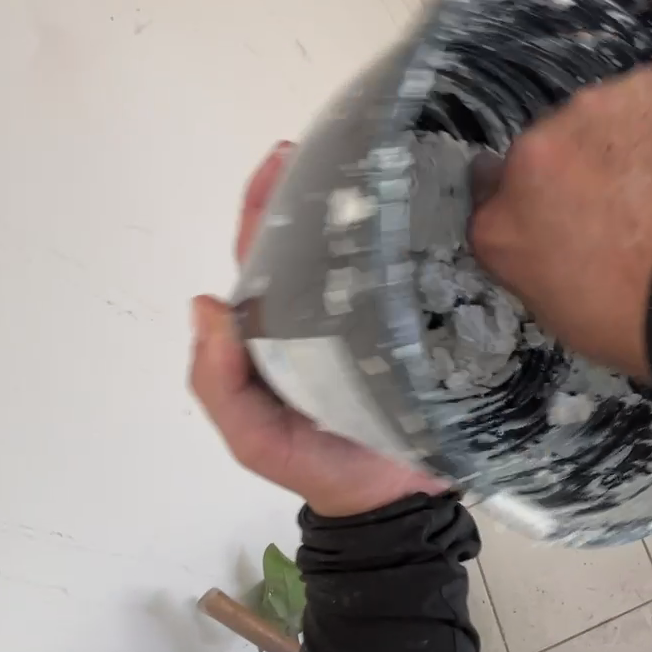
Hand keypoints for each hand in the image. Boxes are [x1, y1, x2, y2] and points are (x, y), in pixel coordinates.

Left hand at [191, 145, 447, 516]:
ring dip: (381, 214)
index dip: (267, 205)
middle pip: (320, 244)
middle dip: (327, 192)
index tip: (284, 158)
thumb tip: (206, 304)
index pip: (266, 257)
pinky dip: (429, 253)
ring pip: (373, 258)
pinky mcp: (424, 334)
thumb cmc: (317, 467)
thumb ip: (217, 382)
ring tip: (400, 173)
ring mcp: (380, 321)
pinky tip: (446, 224)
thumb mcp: (251, 435)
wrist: (389, 502)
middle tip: (350, 150)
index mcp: (282, 329)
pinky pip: (423, 287)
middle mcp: (328, 313)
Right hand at [469, 64, 651, 379]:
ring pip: (602, 122)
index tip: (558, 217)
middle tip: (630, 207)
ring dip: (625, 144)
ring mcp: (598, 108)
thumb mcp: (574, 320)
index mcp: (504, 225)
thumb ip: (542, 268)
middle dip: (577, 173)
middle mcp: (535, 152)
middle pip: (547, 154)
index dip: (528, 208)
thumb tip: (552, 240)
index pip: (492, 201)